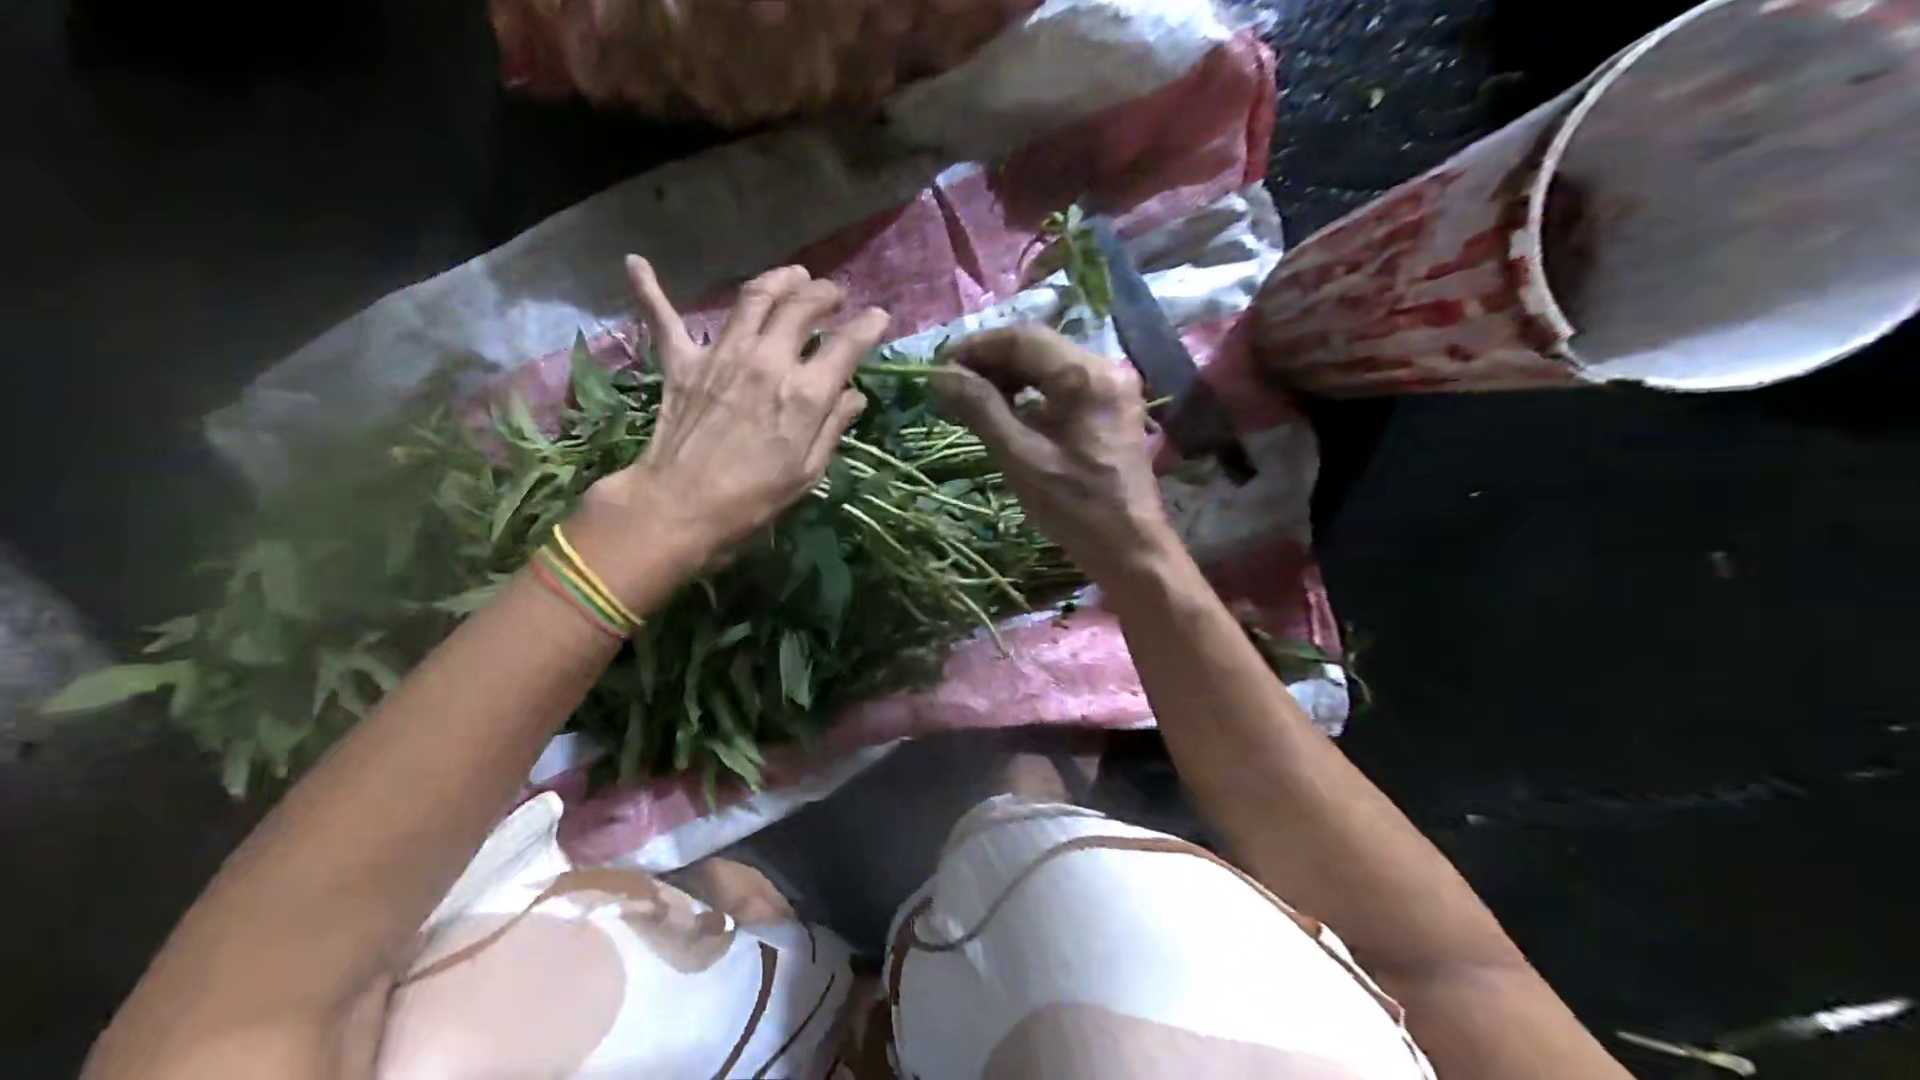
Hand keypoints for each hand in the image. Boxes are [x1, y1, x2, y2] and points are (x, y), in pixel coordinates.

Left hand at [570, 257, 889, 599]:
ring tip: (794, 275)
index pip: (847, 345)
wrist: (682, 506)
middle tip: (834, 294)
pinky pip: (664, 318)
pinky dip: (649, 290)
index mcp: (805, 393)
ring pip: (754, 298)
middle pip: (802, 307)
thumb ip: (833, 426)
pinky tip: (635, 262)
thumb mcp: (808, 471)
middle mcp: (768, 361)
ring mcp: (722, 355)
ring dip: (778, 279)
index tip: (880, 317)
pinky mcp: (682, 361)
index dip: (868, 326)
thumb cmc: (754, 498)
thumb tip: (854, 395)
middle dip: (824, 293)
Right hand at [934, 324, 1177, 586]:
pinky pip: (1063, 383)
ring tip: (972, 398)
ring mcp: (1112, 385)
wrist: (1129, 545)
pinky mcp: (1110, 405)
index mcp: (1085, 376)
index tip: (940, 369)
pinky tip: (1006, 410)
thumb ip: (980, 409)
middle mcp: (1104, 367)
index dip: (976, 347)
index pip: (1021, 338)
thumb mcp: (1020, 459)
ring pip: (1048, 363)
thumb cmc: (1075, 507)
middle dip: (990, 361)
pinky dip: (1030, 391)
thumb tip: (940, 376)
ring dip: (1008, 375)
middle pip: (1036, 346)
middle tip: (952, 386)